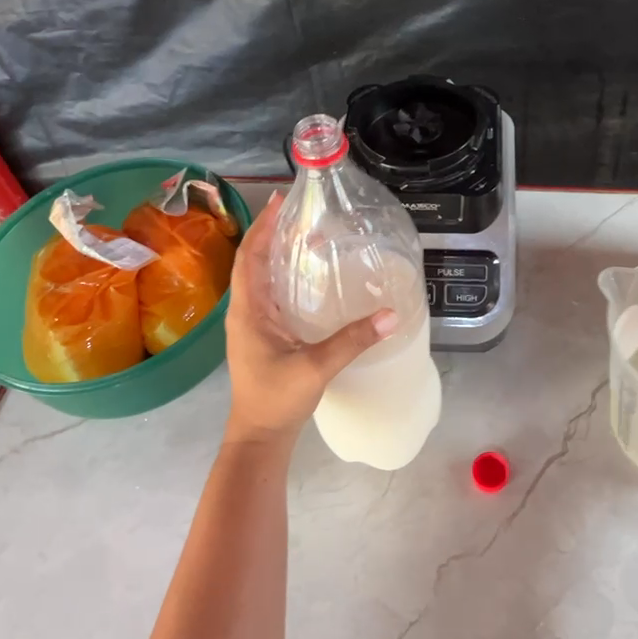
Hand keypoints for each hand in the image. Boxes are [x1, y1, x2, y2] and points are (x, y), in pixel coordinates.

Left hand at [222, 194, 397, 446]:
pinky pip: (270, 294)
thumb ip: (353, 340)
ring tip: (307, 233)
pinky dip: (284, 275)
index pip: (250, 257)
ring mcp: (252, 324)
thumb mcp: (316, 368)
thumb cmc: (276, 400)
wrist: (259, 438)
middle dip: (271, 232)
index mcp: (248, 311)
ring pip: (261, 277)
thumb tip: (392, 314)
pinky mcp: (263, 335)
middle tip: (300, 211)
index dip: (262, 226)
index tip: (279, 200)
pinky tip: (308, 275)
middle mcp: (245, 311)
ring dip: (277, 252)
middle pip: (254, 261)